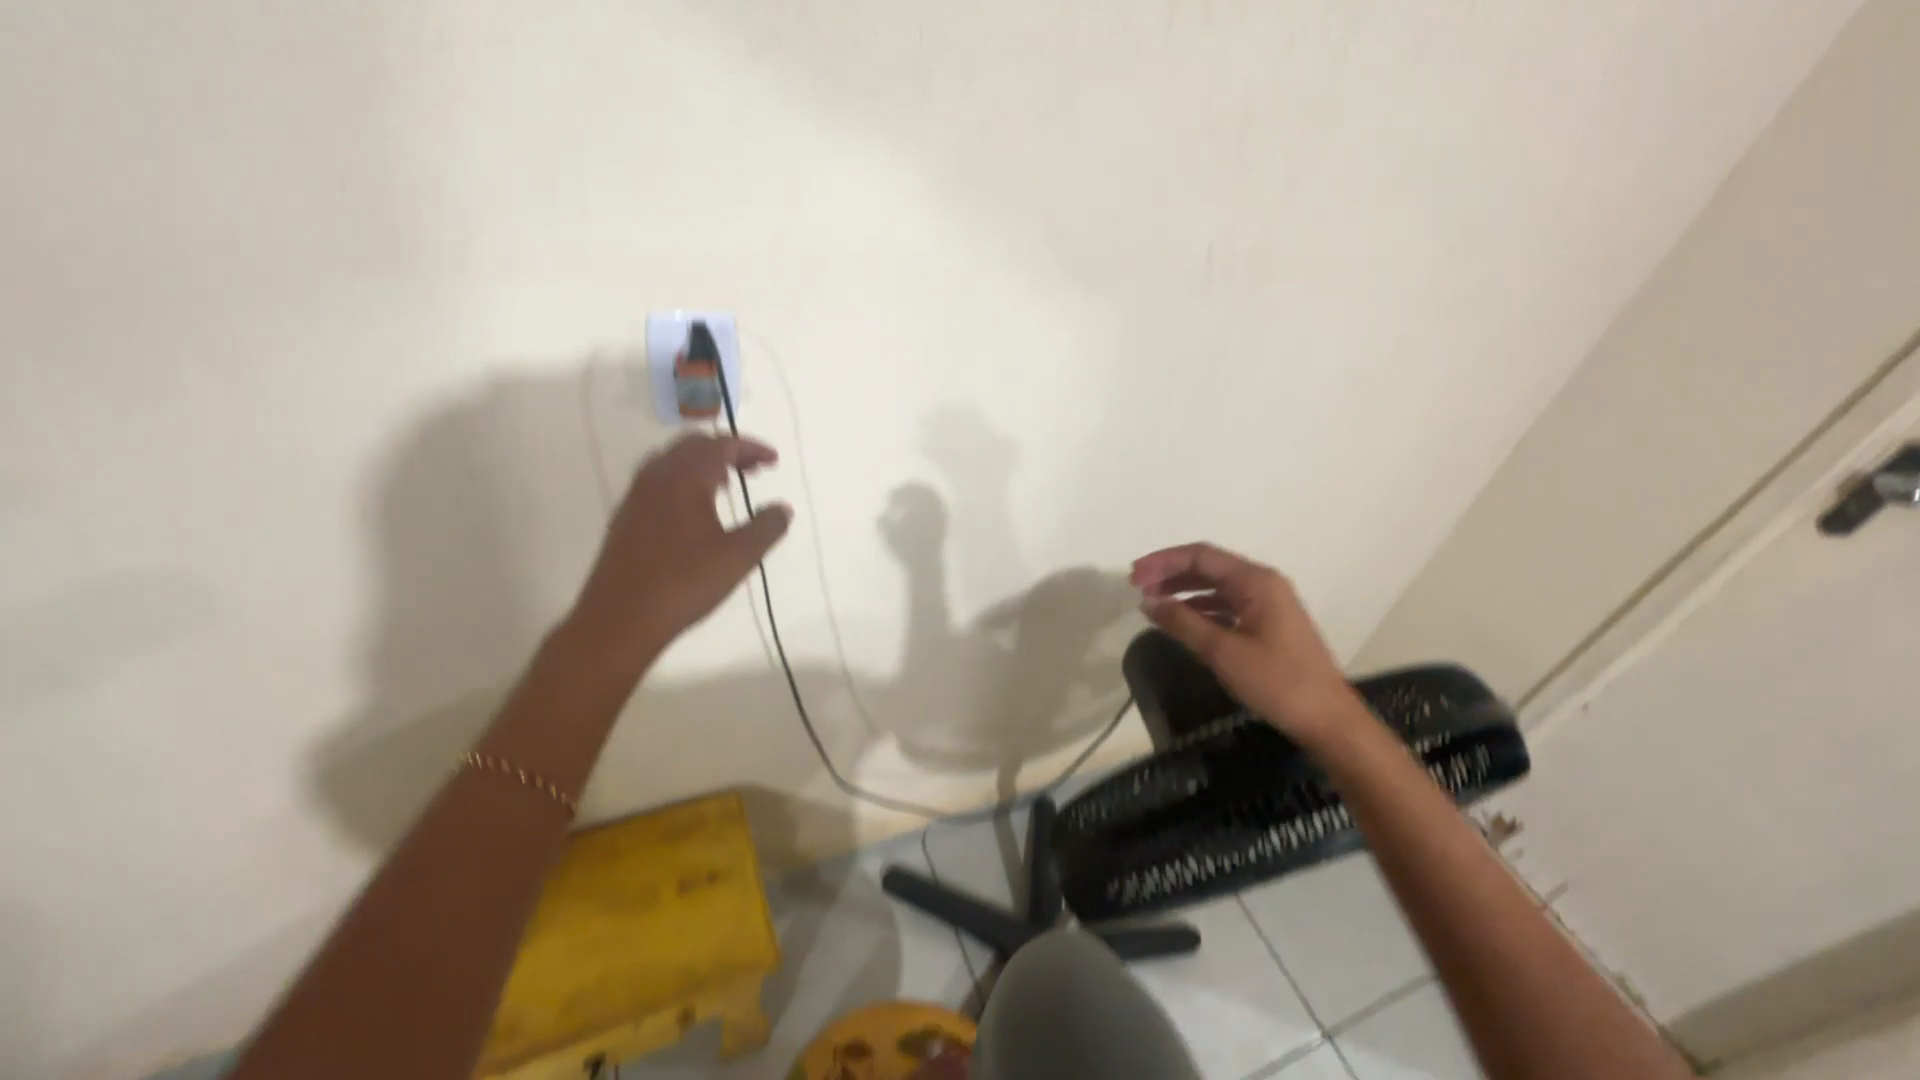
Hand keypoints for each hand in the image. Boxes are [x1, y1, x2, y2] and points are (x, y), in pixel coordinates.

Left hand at [564, 433, 790, 670]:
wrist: (620, 618)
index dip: (751, 448)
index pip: (722, 445)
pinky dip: (681, 481)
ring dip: (701, 464)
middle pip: (693, 445)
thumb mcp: (739, 558)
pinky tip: (692, 512)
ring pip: (670, 461)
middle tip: (752, 470)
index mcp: (687, 479)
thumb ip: (766, 528)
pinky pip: (656, 481)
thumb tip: (782, 508)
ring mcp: (636, 497)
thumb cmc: (684, 584)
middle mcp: (657, 478)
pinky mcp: (625, 518)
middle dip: (726, 451)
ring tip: (724, 485)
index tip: (773, 462)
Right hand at [1131, 542, 1361, 746]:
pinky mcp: (1268, 624)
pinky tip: (1180, 621)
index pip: (1201, 556)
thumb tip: (1148, 601)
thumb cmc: (1276, 682)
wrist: (1326, 718)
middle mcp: (1263, 583)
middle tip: (1136, 587)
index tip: (1133, 576)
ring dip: (1183, 590)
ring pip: (1217, 586)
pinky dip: (1200, 608)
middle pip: (1209, 567)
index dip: (1163, 562)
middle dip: (1170, 574)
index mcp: (1256, 581)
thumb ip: (1183, 622)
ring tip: (1151, 603)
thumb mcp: (1223, 652)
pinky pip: (1227, 605)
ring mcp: (1268, 604)